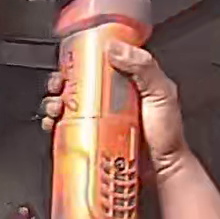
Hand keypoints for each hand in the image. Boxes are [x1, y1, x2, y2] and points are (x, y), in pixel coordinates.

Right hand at [38, 42, 194, 182]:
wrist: (162, 170)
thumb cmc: (167, 135)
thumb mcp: (161, 94)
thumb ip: (143, 68)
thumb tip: (114, 48)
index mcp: (125, 81)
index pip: (97, 62)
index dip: (78, 58)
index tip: (69, 60)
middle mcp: (107, 97)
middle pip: (74, 82)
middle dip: (59, 81)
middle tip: (58, 86)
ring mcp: (96, 117)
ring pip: (65, 102)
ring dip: (53, 102)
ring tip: (56, 108)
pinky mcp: (87, 135)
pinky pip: (63, 126)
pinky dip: (52, 123)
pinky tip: (52, 124)